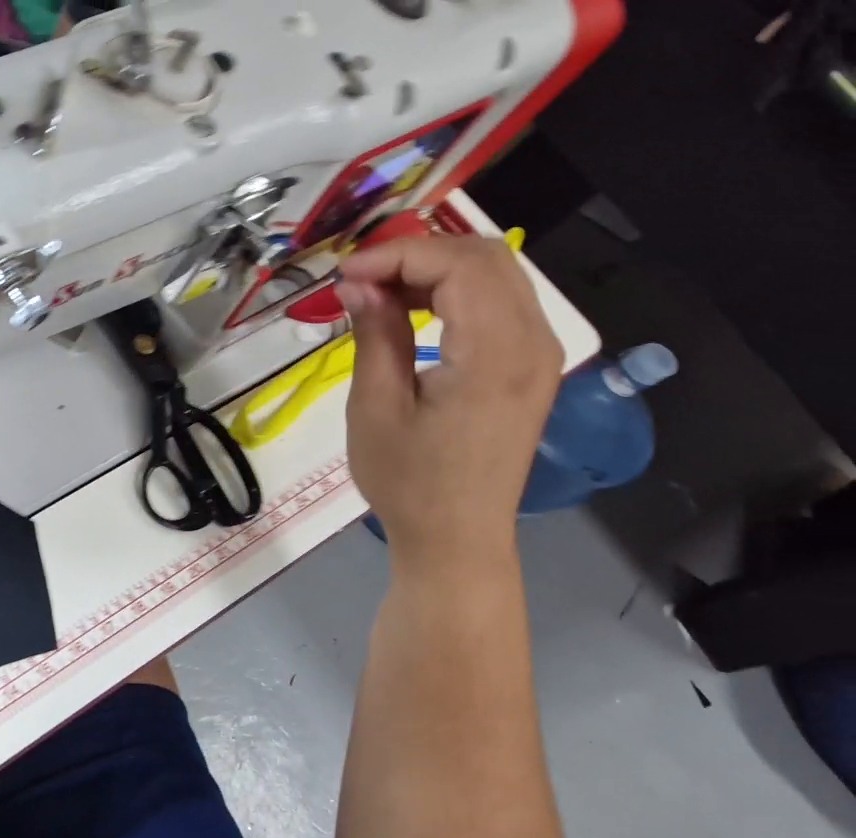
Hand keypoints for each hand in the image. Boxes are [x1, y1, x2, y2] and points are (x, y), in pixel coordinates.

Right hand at [338, 236, 562, 569]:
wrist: (456, 536)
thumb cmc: (408, 481)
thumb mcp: (375, 409)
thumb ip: (374, 336)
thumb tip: (360, 286)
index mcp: (496, 352)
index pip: (458, 265)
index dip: (398, 256)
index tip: (344, 275)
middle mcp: (534, 341)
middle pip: (486, 258)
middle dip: (418, 254)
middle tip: (360, 278)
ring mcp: (540, 352)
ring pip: (497, 276)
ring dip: (437, 271)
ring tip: (380, 293)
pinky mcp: (532, 366)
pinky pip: (501, 305)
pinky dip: (456, 294)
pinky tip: (414, 312)